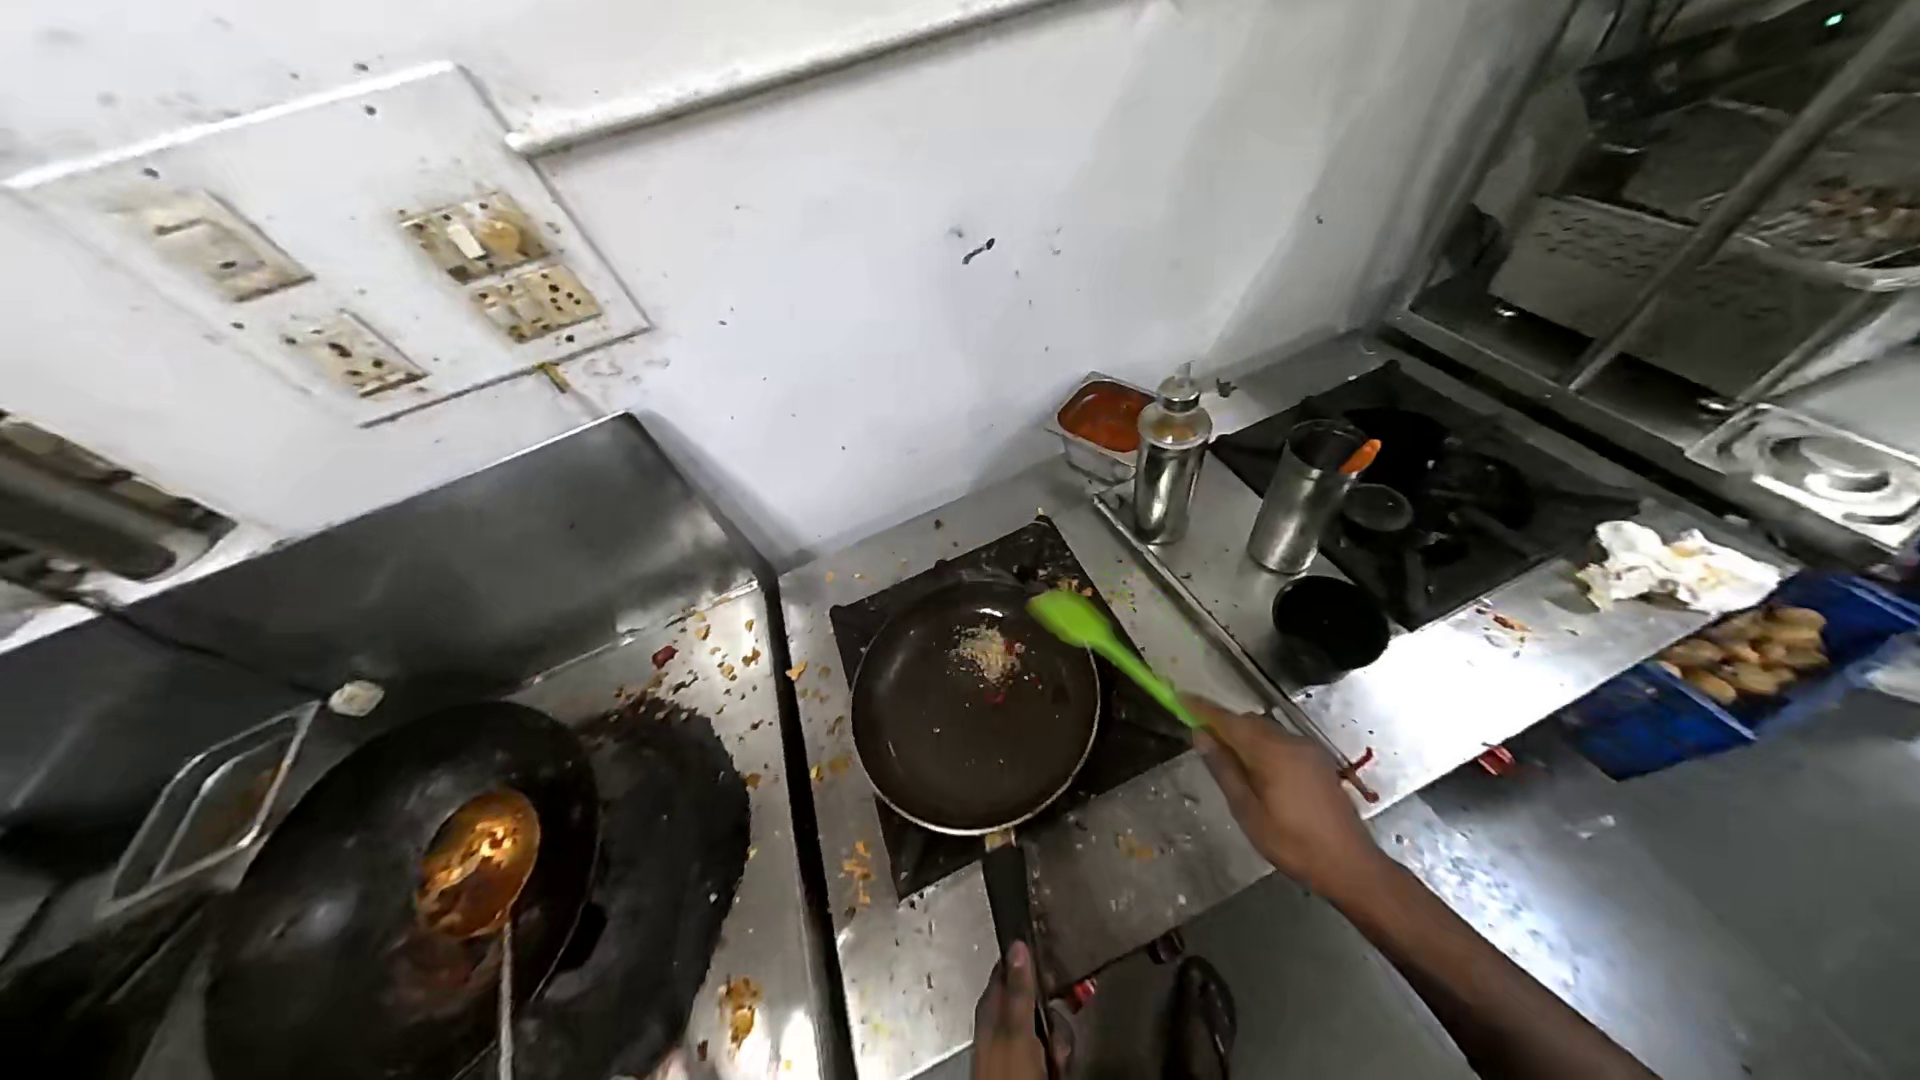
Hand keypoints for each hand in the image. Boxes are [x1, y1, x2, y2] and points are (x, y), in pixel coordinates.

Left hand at [972, 942, 1061, 1079]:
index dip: (1031, 962)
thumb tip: (1017, 943)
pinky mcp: (1032, 1066)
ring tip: (1058, 1060)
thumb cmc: (1010, 1077)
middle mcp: (1003, 1020)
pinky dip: (1060, 1057)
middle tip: (1057, 1025)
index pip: (1010, 966)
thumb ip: (1018, 989)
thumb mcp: (1016, 1032)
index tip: (1053, 963)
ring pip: (1048, 1024)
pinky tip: (1060, 1071)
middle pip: (1035, 997)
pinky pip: (1052, 1049)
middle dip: (1054, 1010)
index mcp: (992, 1005)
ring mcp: (1018, 1045)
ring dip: (1060, 1038)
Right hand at [1185, 694, 1383, 895]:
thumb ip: (1223, 768)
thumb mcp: (1247, 810)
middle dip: (1223, 724)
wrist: (1351, 866)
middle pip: (1249, 721)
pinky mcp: (1318, 762)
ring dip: (1243, 736)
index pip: (1229, 720)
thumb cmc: (1293, 843)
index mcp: (1271, 752)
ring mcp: (1308, 750)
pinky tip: (1257, 771)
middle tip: (1201, 740)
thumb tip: (1200, 736)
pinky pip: (1281, 742)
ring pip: (1266, 730)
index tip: (1180, 698)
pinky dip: (1262, 745)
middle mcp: (1291, 742)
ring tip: (1228, 760)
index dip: (1203, 709)